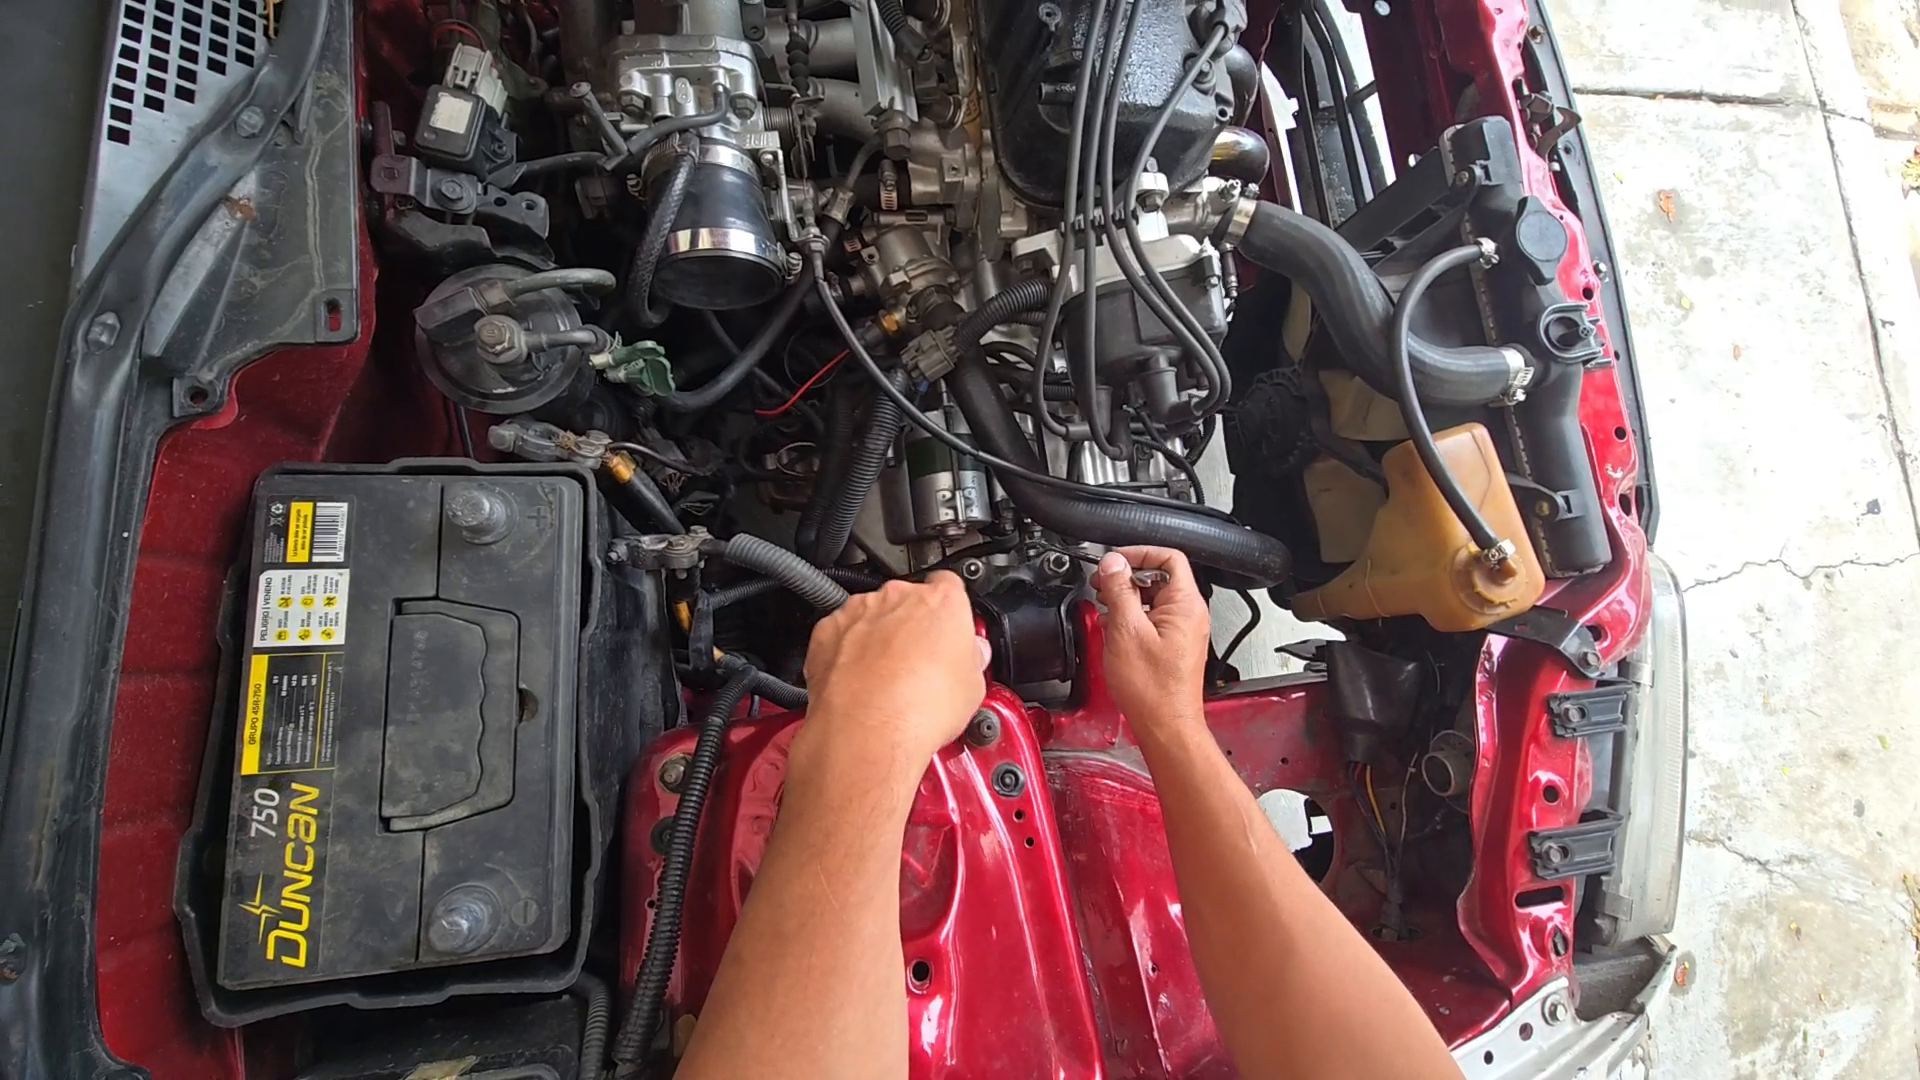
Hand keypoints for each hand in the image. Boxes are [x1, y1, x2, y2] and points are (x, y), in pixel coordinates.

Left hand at [800, 572, 989, 774]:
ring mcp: (861, 611)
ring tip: (887, 680)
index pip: (951, 586)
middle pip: (910, 601)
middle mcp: (899, 597)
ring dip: (879, 637)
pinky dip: (846, 650)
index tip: (950, 630)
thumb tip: (972, 658)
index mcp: (943, 601)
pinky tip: (858, 681)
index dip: (951, 611)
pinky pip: (841, 633)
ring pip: (873, 615)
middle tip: (921, 664)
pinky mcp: (829, 630)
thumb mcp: (973, 687)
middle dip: (913, 625)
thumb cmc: (919, 708)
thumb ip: (972, 658)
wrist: (868, 730)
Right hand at [1092, 546, 1210, 739]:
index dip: (1139, 552)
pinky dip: (1131, 617)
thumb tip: (1113, 563)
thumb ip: (1119, 590)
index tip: (1114, 561)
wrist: (1164, 725)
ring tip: (1104, 606)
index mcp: (1185, 605)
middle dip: (1127, 577)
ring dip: (1126, 597)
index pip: (1169, 556)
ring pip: (1153, 597)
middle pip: (1159, 576)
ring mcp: (1183, 630)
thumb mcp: (1126, 630)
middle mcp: (1190, 614)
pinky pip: (1152, 618)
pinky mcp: (1173, 645)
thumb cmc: (1152, 688)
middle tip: (1102, 584)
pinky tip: (1113, 628)